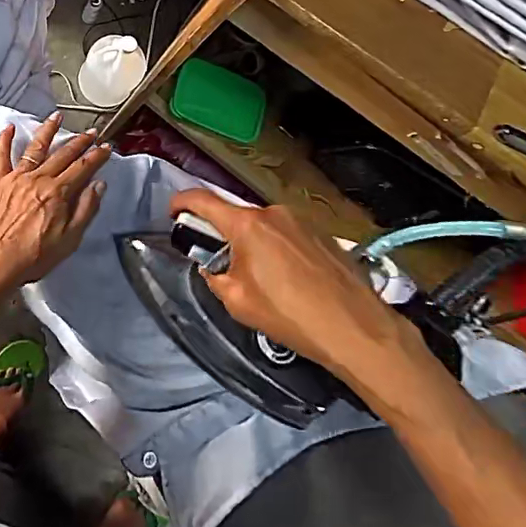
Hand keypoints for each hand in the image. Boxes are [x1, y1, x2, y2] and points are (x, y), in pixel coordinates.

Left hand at [0, 113, 109, 303]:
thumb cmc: (34, 255)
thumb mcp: (70, 238)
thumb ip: (86, 209)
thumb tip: (98, 186)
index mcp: (58, 192)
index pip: (84, 167)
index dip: (98, 156)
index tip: (106, 148)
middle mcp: (39, 179)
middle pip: (64, 154)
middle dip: (81, 141)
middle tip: (92, 132)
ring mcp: (17, 179)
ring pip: (36, 147)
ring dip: (48, 130)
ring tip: (57, 117)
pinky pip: (2, 157)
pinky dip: (5, 141)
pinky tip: (9, 127)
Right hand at [168, 189, 415, 377]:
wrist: (353, 325)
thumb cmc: (290, 315)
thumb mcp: (238, 302)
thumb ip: (216, 276)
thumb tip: (213, 266)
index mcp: (248, 225)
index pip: (204, 201)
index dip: (182, 203)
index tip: (172, 211)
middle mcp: (274, 212)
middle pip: (237, 217)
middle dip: (224, 236)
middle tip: (223, 266)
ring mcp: (301, 219)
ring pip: (264, 227)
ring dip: (254, 245)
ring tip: (263, 281)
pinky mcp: (321, 231)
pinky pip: (287, 234)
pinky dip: (278, 249)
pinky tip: (290, 280)